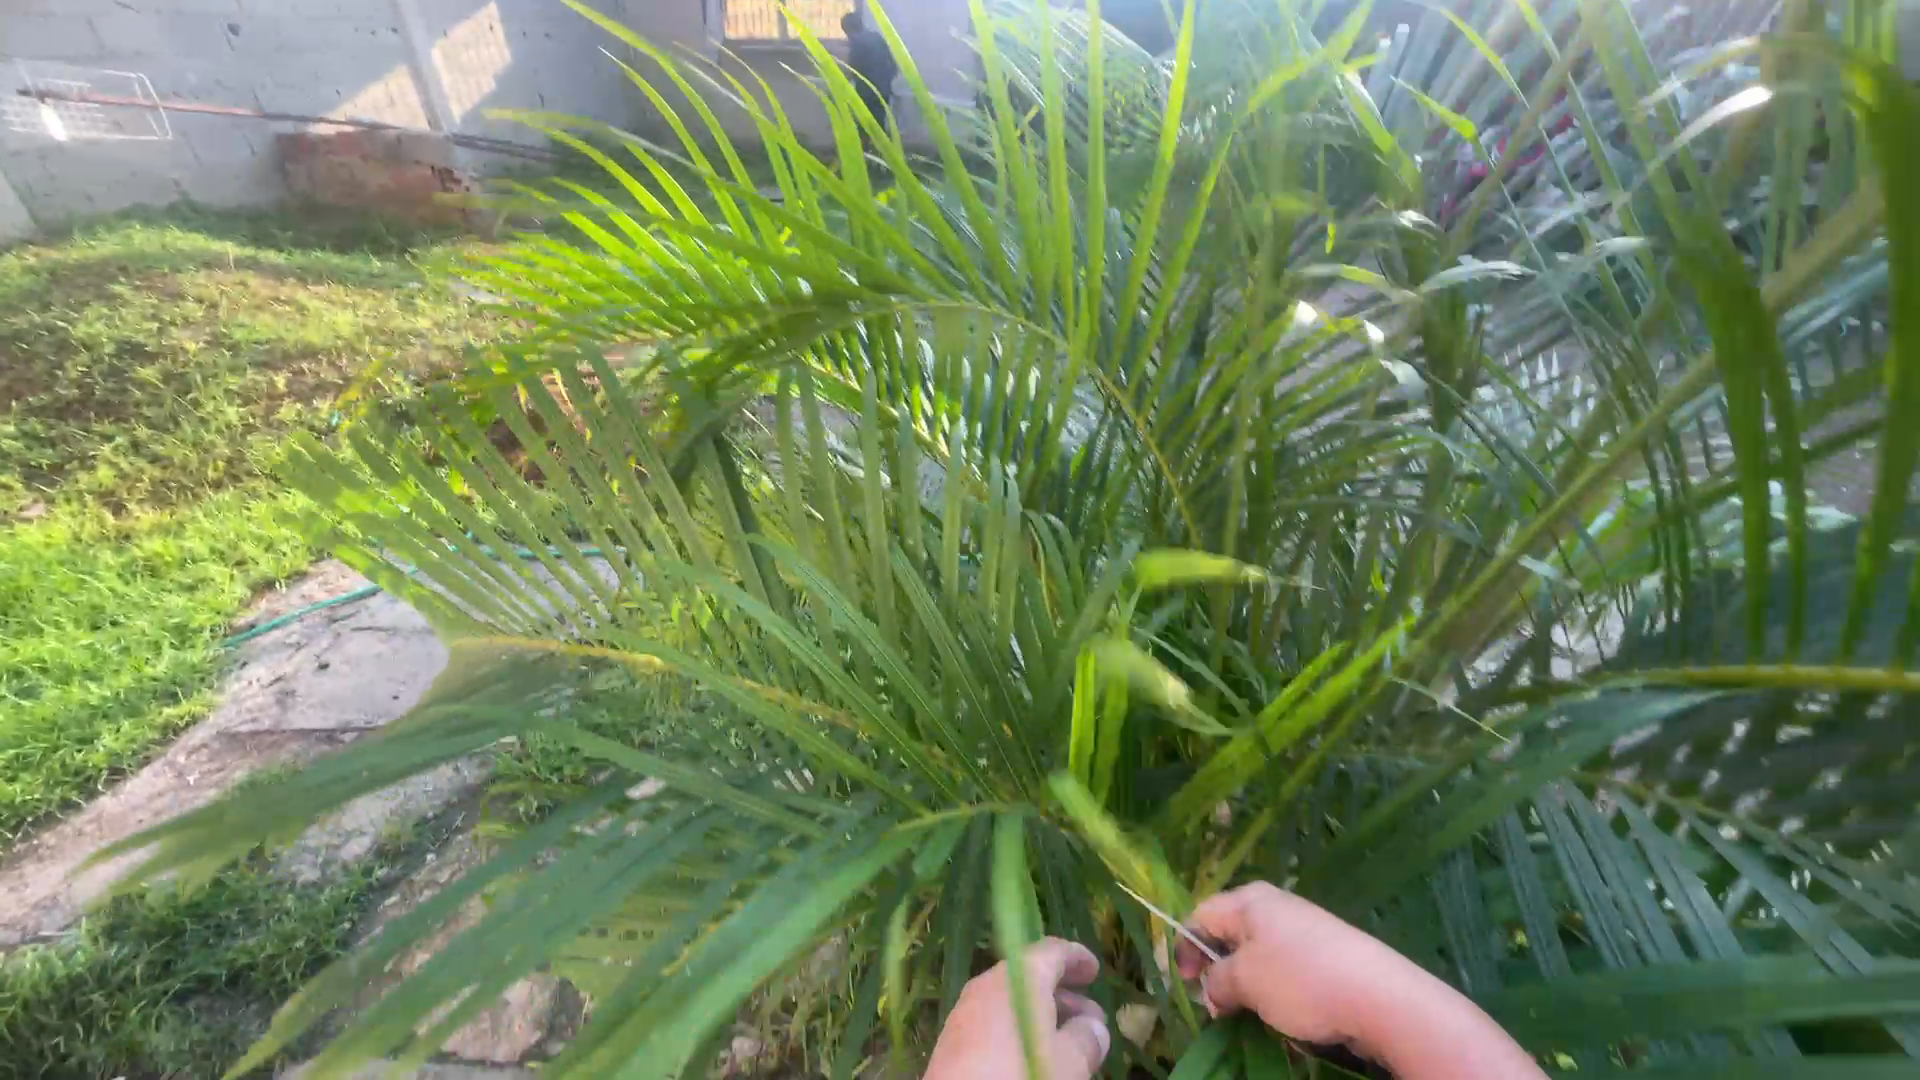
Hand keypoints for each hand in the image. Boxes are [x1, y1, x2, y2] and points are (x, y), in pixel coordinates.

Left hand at [924, 937, 1111, 1079]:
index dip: (1077, 958)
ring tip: (1068, 1039)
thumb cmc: (1020, 1075)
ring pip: (1012, 999)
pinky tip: (1032, 1052)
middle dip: (1063, 993)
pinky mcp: (954, 1036)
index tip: (1095, 970)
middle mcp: (992, 981)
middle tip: (1091, 1015)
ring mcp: (968, 1007)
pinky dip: (1018, 1026)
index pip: (1052, 951)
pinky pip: (995, 1018)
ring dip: (1041, 1013)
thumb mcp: (1067, 1063)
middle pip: (1031, 975)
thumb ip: (1086, 1040)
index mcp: (1021, 974)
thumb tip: (1094, 1027)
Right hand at [1175, 883, 1544, 1079]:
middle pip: (1231, 935)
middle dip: (1220, 973)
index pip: (1200, 915)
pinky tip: (1292, 1028)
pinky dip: (1282, 997)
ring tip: (1256, 1023)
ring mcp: (1304, 929)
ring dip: (1251, 991)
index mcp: (1248, 900)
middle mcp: (1274, 906)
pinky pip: (1290, 973)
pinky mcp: (1329, 955)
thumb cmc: (1301, 980)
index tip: (1186, 984)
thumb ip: (1217, 980)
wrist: (1382, 997)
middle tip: (1218, 1008)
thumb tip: (1211, 988)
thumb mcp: (1246, 981)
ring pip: (1261, 958)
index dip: (1186, 947)